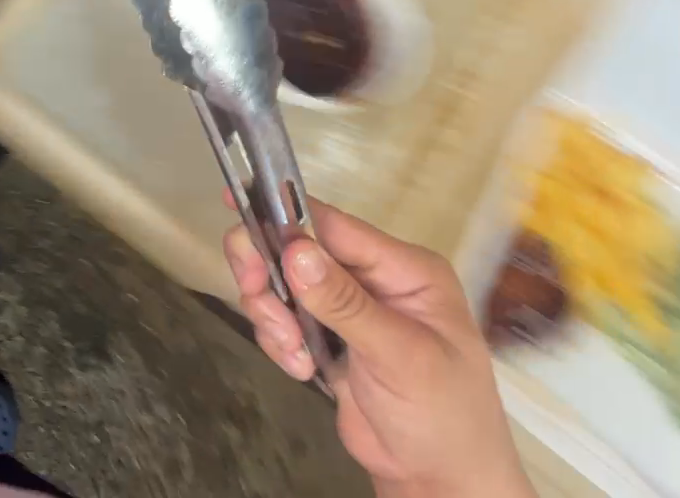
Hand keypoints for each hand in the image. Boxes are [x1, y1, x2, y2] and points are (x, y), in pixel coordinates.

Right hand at [224, 197, 535, 497]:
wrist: (438, 482)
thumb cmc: (441, 416)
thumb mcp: (399, 357)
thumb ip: (345, 303)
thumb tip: (294, 250)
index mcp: (402, 269)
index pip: (331, 225)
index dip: (284, 217)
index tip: (238, 209)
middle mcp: (368, 276)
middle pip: (291, 245)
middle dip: (267, 272)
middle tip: (256, 295)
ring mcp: (341, 303)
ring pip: (275, 278)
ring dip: (271, 314)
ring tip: (294, 353)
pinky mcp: (319, 330)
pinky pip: (275, 313)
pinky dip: (276, 337)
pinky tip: (301, 367)